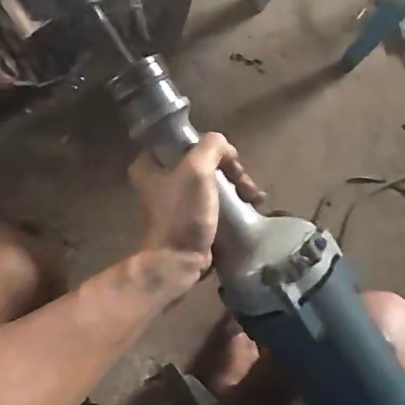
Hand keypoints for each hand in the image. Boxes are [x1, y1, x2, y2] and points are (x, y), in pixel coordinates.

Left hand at [128, 132, 262, 275]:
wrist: (178, 263)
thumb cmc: (182, 215)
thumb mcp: (197, 170)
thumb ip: (212, 146)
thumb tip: (227, 149)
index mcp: (150, 164)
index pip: (186, 141)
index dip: (212, 147)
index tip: (230, 160)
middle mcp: (159, 179)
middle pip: (204, 161)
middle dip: (231, 171)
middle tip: (244, 183)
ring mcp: (176, 200)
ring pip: (214, 180)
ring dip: (237, 185)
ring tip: (254, 198)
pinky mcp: (191, 217)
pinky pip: (215, 200)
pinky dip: (234, 201)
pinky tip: (252, 205)